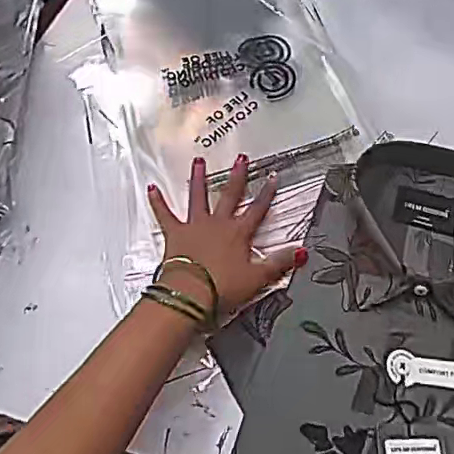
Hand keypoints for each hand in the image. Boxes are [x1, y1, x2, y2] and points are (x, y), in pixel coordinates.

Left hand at [148, 154, 305, 322]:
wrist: (190, 294)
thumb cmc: (222, 288)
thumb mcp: (257, 278)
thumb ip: (279, 263)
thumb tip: (301, 252)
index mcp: (238, 233)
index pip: (257, 209)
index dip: (266, 194)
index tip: (272, 178)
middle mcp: (217, 224)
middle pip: (230, 195)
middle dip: (237, 177)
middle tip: (241, 159)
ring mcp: (195, 227)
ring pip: (198, 198)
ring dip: (199, 179)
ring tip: (199, 162)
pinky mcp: (175, 235)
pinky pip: (165, 215)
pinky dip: (158, 202)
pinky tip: (152, 189)